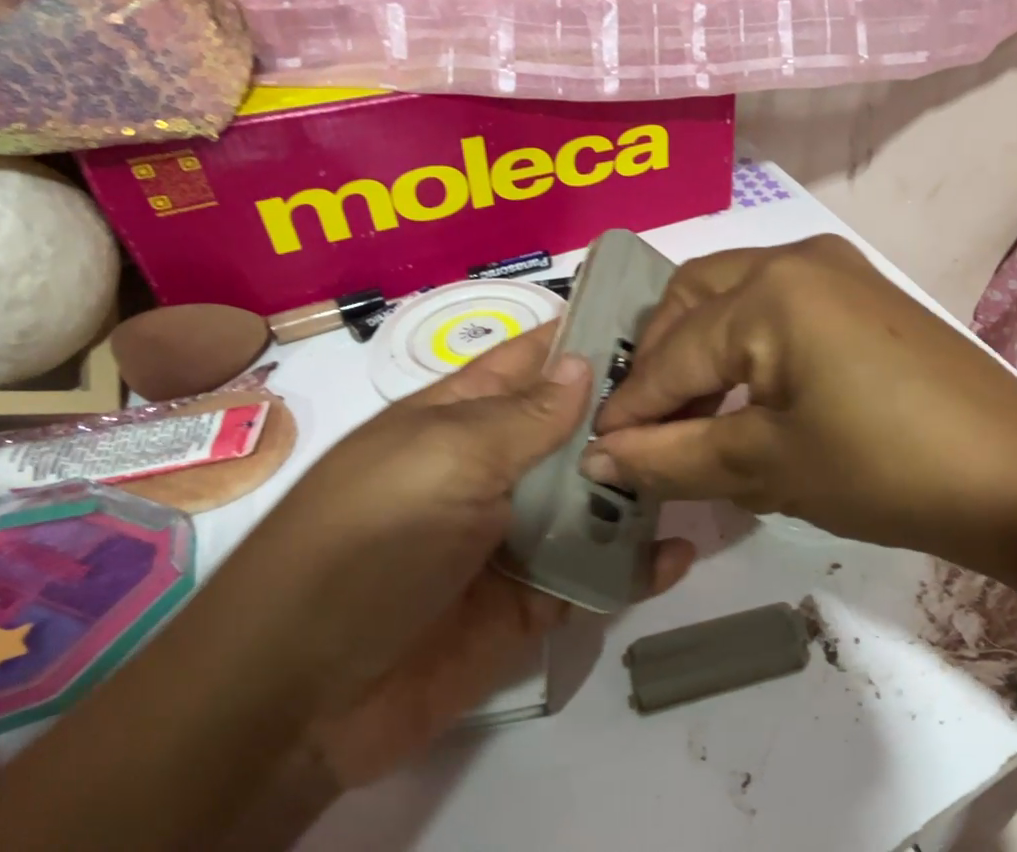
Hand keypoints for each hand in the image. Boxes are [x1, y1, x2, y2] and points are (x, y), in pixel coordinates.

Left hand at [237, 322, 693, 775]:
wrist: (303, 696)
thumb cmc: (369, 543)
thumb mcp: (444, 459)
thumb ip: (524, 417)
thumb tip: (583, 361)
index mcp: (458, 420)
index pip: (532, 362)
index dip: (588, 338)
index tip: (664, 320)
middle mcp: (491, 472)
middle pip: (575, 432)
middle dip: (632, 414)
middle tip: (713, 394)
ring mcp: (513, 540)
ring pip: (594, 502)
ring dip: (642, 487)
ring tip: (704, 462)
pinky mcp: (532, 604)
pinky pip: (596, 575)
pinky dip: (637, 565)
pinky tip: (681, 551)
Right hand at [584, 236, 1016, 575]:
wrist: (1014, 474)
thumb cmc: (883, 468)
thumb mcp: (767, 466)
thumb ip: (674, 457)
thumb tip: (599, 458)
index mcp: (770, 290)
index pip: (671, 352)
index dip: (629, 408)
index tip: (595, 453)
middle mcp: (799, 258)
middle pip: (693, 299)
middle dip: (658, 360)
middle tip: (643, 426)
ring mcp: (839, 271)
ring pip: (736, 296)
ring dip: (701, 349)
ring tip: (687, 414)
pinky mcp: (865, 296)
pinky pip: (779, 307)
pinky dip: (746, 345)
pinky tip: (746, 395)